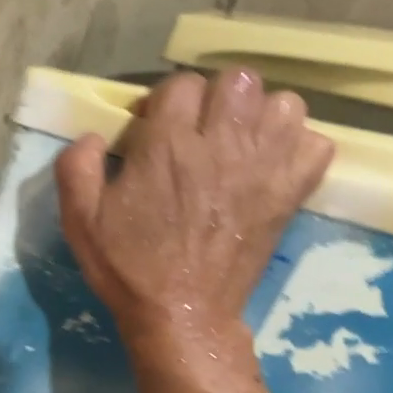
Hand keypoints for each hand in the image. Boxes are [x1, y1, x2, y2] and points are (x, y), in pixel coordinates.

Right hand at [54, 69, 333, 349]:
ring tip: (237, 144)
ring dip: (259, 117)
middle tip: (198, 131)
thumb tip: (92, 135)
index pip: (180, 85)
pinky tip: (269, 166)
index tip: (154, 127)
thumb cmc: (127, 266)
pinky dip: (296, 147)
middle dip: (215, 99)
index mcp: (167, 146)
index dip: (164, 101)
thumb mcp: (80, 220)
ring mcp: (264, 165)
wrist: (182, 312)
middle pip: (238, 81)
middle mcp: (222, 143)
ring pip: (282, 103)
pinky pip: (315, 142)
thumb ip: (76, 168)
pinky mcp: (291, 190)